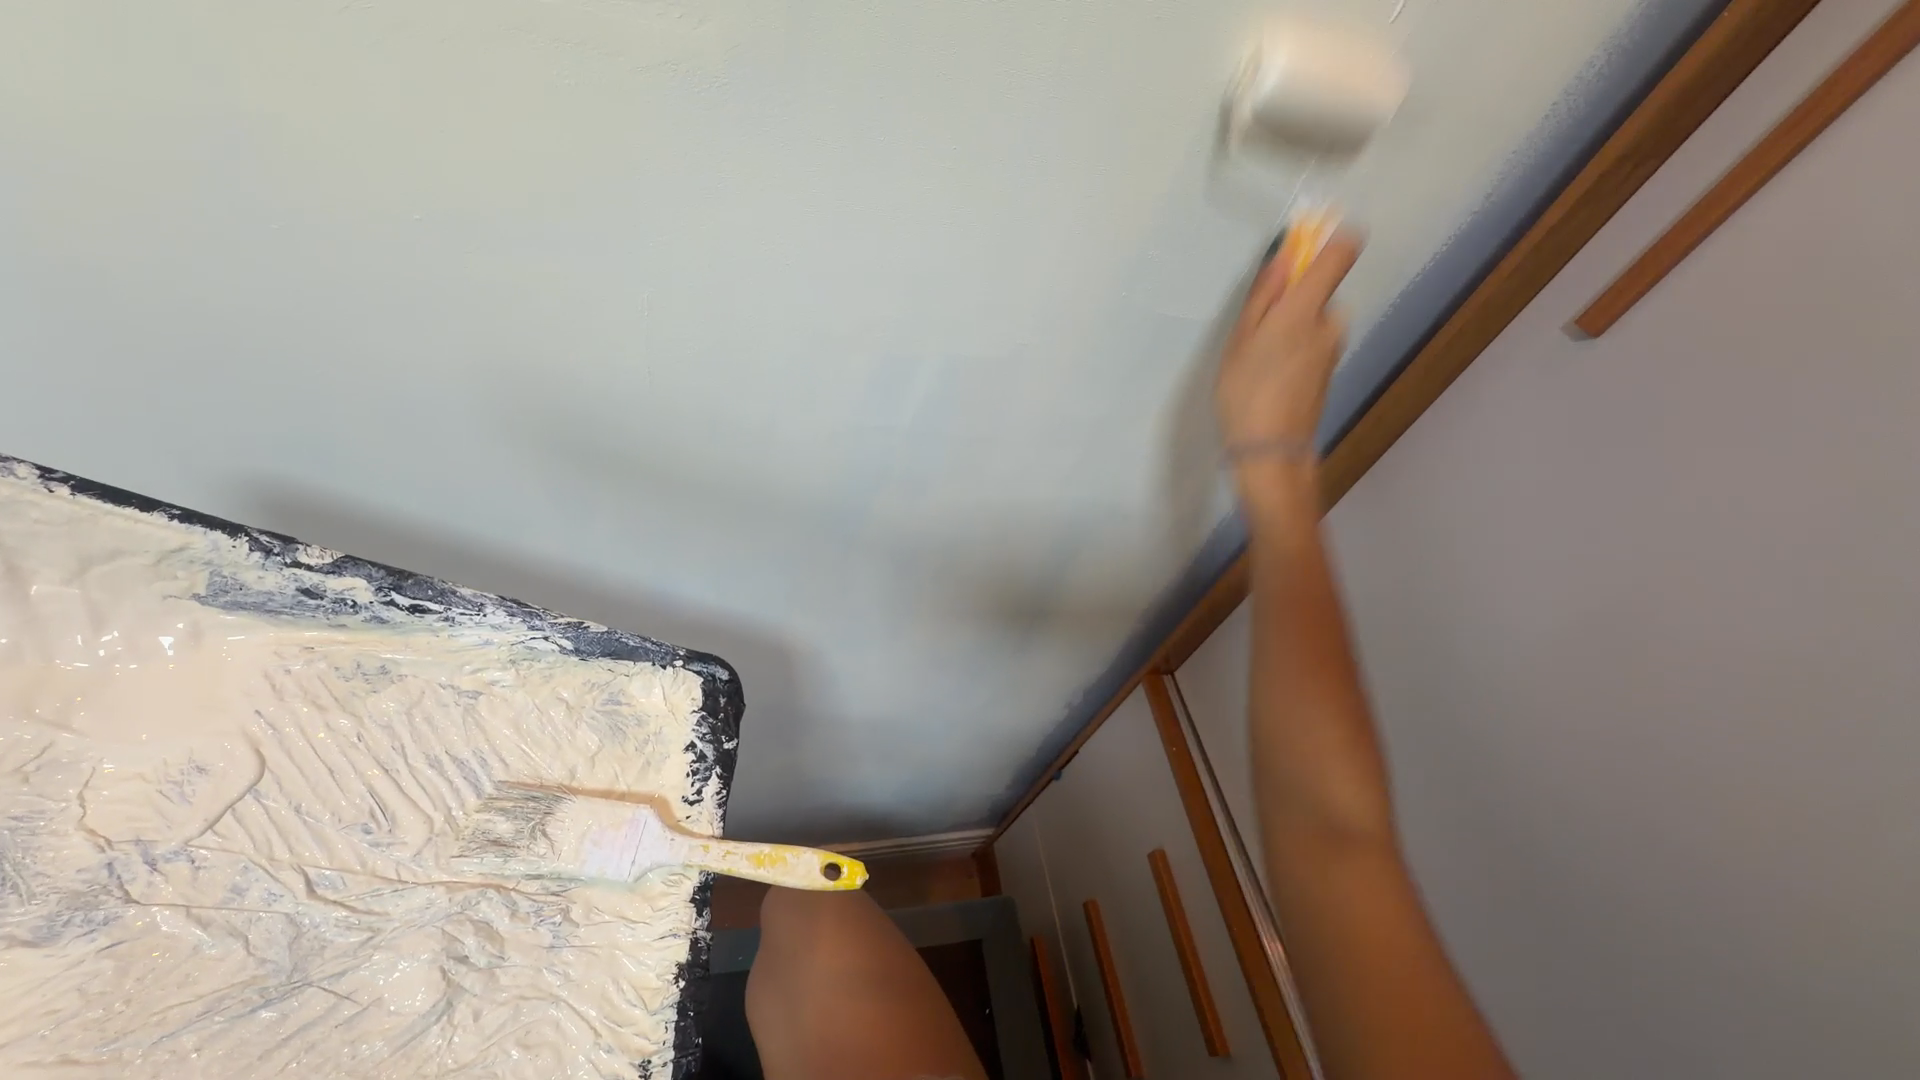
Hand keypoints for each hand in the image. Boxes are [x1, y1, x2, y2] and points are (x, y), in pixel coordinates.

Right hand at [1215, 231, 1362, 457]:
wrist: (1270, 450)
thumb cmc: (1246, 391)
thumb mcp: (1240, 340)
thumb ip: (1264, 294)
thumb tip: (1286, 255)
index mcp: (1307, 308)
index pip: (1341, 252)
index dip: (1329, 240)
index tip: (1304, 246)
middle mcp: (1330, 322)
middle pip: (1319, 291)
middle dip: (1292, 300)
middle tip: (1255, 330)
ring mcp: (1333, 349)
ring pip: (1314, 321)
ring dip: (1291, 329)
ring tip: (1256, 361)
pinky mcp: (1327, 372)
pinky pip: (1312, 344)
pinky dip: (1293, 351)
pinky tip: (1268, 378)